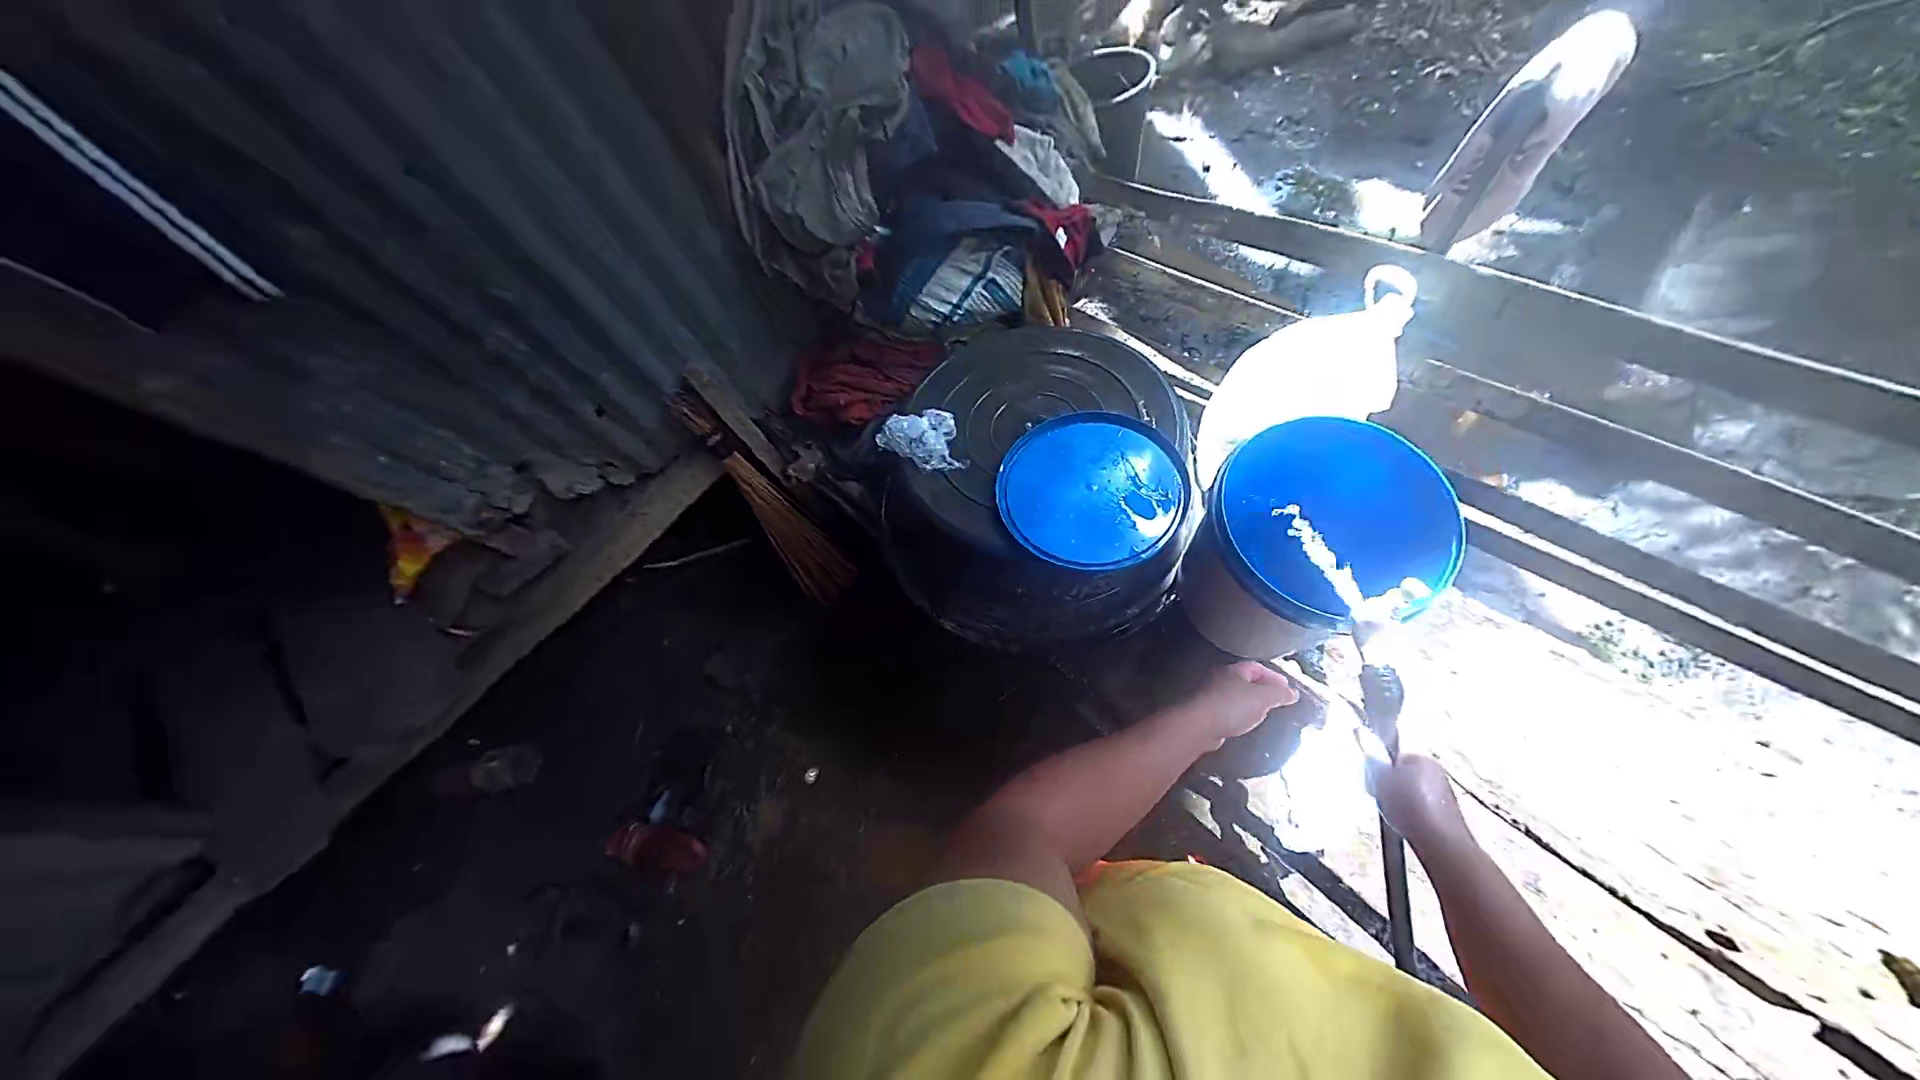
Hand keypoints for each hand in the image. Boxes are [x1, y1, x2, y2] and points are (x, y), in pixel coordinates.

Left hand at [1173, 662, 1298, 746]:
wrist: (1199, 724)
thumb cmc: (1232, 706)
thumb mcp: (1262, 698)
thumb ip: (1279, 694)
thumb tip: (1293, 692)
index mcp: (1234, 671)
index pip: (1257, 667)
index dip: (1273, 676)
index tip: (1287, 687)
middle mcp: (1220, 679)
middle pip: (1246, 680)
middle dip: (1263, 689)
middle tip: (1278, 699)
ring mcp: (1211, 695)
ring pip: (1236, 696)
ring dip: (1251, 702)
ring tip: (1265, 712)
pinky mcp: (1207, 712)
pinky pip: (1229, 710)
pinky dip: (1240, 714)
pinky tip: (1246, 723)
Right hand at [1370, 753, 1469, 849]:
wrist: (1437, 838)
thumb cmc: (1407, 803)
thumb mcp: (1380, 778)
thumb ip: (1374, 765)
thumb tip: (1372, 758)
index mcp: (1423, 760)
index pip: (1394, 758)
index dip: (1380, 768)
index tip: (1374, 781)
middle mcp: (1437, 773)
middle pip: (1403, 775)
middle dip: (1391, 785)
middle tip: (1381, 797)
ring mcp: (1444, 795)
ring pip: (1410, 793)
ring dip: (1400, 800)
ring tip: (1393, 812)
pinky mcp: (1445, 815)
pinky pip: (1420, 808)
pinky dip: (1411, 814)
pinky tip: (1405, 822)